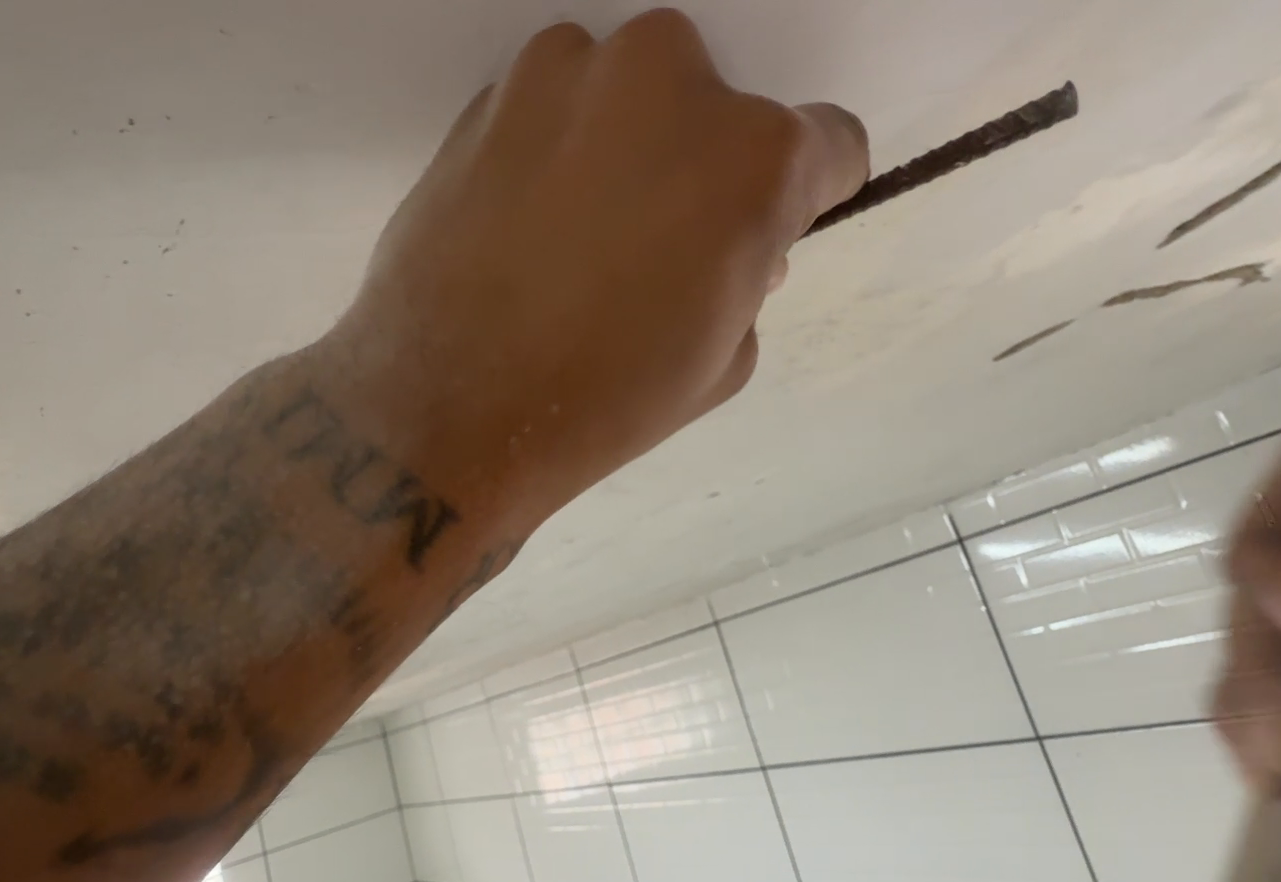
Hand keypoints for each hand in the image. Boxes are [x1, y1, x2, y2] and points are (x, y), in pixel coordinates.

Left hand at [318, 9, 867, 537]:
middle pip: (718, 109)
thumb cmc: (603, 402)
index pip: (828, 143)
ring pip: (629, 96)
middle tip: (657, 250)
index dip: (805, 195)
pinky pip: (552, 112)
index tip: (771, 230)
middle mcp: (668, 80)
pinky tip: (525, 229)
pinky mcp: (489, 94)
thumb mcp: (722, 362)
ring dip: (623, 149)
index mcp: (753, 157)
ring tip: (578, 242)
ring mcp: (567, 74)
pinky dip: (553, 154)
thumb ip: (750, 280)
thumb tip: (734, 247)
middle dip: (702, 169)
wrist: (453, 407)